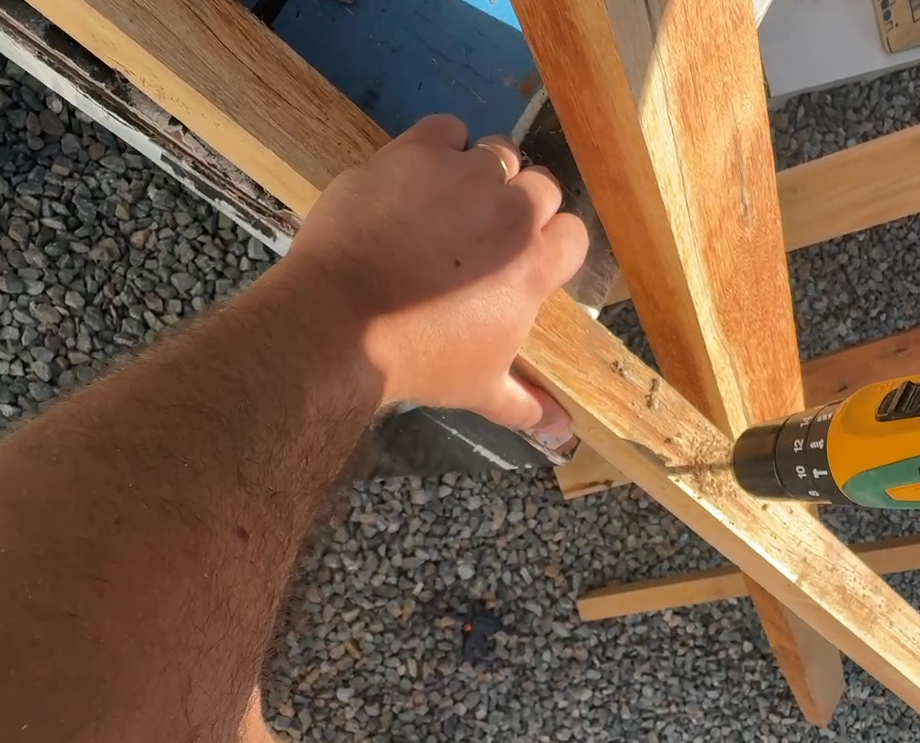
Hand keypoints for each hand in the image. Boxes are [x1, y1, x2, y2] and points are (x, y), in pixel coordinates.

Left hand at [278, 114, 588, 433]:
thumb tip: (561, 433)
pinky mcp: (413, 154)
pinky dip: (441, 149)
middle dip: (522, 209)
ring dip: (485, 176)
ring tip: (453, 207)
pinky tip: (423, 178)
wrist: (345, 324)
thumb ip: (525, 405)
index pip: (573, 236)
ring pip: (497, 155)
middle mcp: (509, 210)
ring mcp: (462, 176)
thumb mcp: (480, 388)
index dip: (553, 248)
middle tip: (486, 239)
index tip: (527, 265)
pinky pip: (446, 131)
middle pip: (541, 187)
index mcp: (533, 265)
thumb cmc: (422, 361)